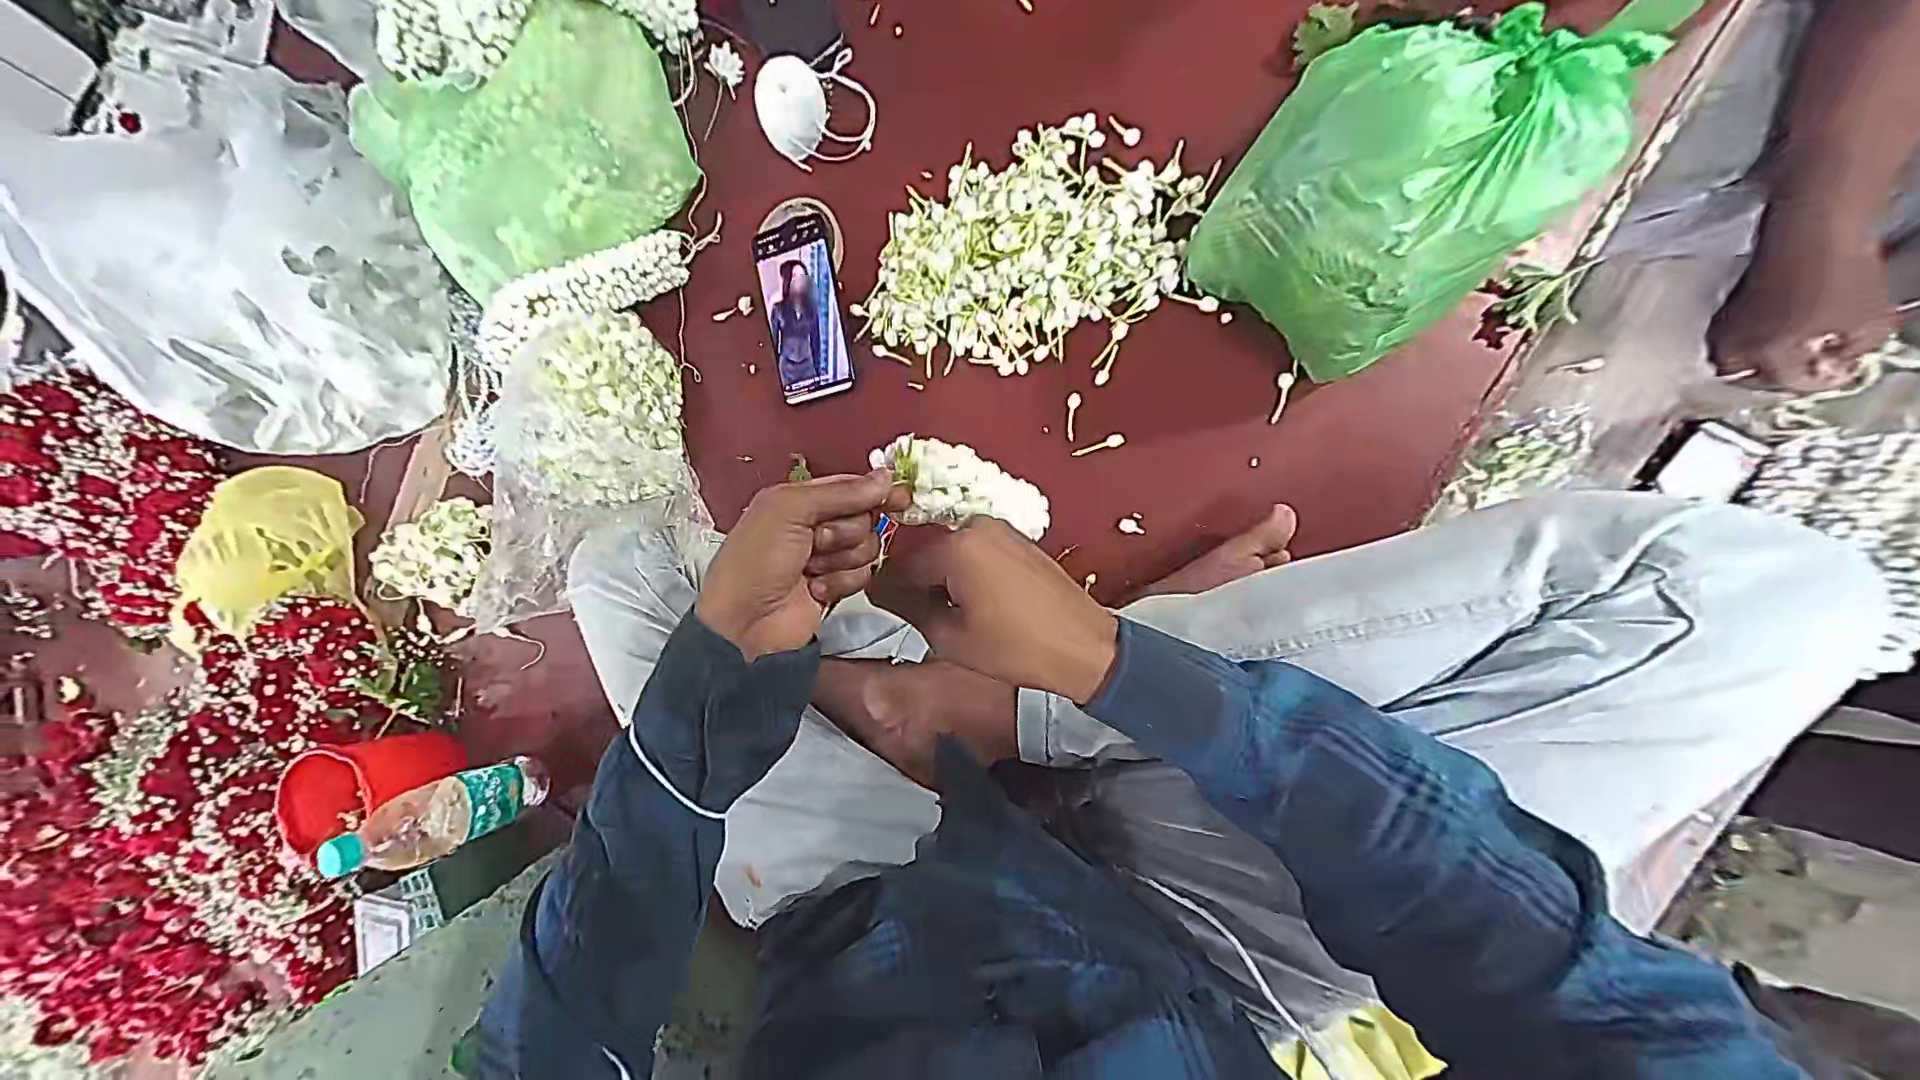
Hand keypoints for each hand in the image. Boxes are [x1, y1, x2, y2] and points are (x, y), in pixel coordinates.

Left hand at [696, 471, 907, 659]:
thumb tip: (886, 477)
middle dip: (845, 532)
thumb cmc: (754, 562)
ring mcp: (827, 558)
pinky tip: (814, 590)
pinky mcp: (837, 586)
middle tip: (815, 543)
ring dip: (841, 560)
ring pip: (868, 548)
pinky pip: (863, 576)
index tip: (899, 497)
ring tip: (810, 570)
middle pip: (864, 518)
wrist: (745, 626)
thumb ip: (840, 492)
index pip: (850, 487)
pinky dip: (841, 583)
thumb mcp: (788, 510)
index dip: (874, 492)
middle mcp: (815, 525)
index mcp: (799, 499)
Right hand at [867, 518, 1116, 703]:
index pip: (900, 565)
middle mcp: (978, 527)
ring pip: (951, 553)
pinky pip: (977, 552)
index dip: (887, 591)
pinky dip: (968, 574)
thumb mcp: (950, 636)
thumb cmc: (1020, 648)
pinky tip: (979, 605)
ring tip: (955, 617)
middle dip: (919, 585)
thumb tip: (883, 589)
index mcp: (956, 547)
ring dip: (944, 580)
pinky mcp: (1018, 541)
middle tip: (923, 620)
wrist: (1083, 647)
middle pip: (926, 555)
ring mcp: (1002, 531)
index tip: (886, 609)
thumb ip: (907, 606)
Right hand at [1710, 213, 1895, 391]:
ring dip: (1768, 357)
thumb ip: (1855, 352)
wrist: (1811, 236)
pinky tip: (1784, 327)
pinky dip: (1757, 340)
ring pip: (1740, 360)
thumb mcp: (1871, 322)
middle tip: (1817, 364)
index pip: (1794, 384)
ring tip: (1801, 345)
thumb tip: (1841, 363)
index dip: (1825, 380)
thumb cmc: (1835, 273)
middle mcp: (1732, 351)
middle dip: (1786, 373)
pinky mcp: (1721, 316)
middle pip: (1756, 378)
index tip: (1842, 373)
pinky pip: (1735, 341)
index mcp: (1765, 358)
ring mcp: (1721, 333)